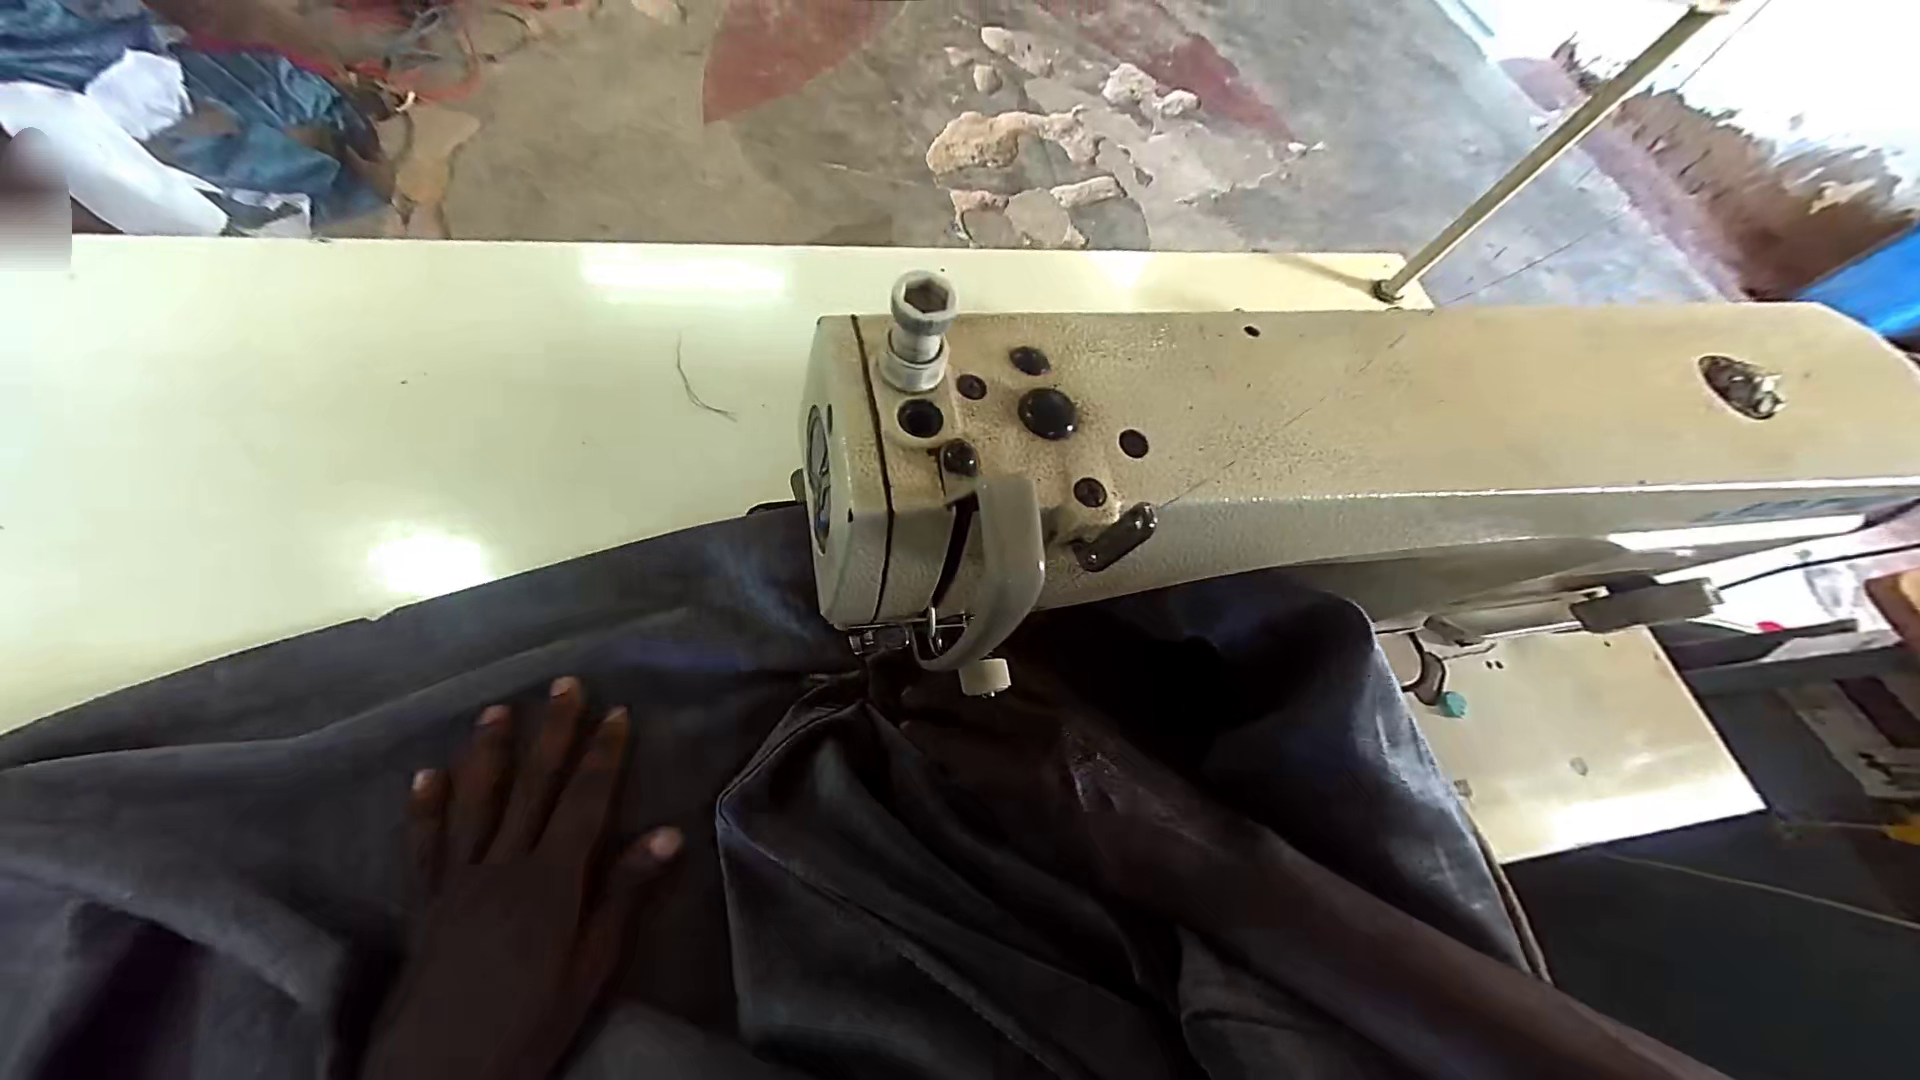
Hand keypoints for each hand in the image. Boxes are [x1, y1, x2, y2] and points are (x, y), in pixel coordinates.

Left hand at [362, 678, 682, 1079]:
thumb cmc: (530, 1023)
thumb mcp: (591, 965)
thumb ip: (625, 892)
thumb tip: (670, 831)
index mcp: (551, 880)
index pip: (585, 800)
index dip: (604, 753)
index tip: (617, 712)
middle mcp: (502, 867)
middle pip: (532, 787)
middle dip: (553, 732)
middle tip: (563, 685)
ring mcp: (457, 883)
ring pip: (475, 803)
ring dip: (489, 752)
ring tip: (497, 710)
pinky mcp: (424, 906)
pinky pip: (424, 848)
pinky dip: (425, 809)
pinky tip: (427, 773)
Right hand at [897, 672, 1261, 920]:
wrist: (1183, 843)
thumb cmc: (1107, 862)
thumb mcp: (1040, 844)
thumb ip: (995, 801)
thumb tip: (958, 772)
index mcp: (1027, 773)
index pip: (958, 742)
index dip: (925, 732)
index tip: (903, 726)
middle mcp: (1043, 729)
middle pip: (975, 699)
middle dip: (936, 694)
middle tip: (909, 693)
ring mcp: (1068, 710)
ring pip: (1004, 676)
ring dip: (967, 673)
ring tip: (942, 673)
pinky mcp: (1087, 704)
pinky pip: (1036, 674)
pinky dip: (1005, 665)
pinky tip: (991, 664)